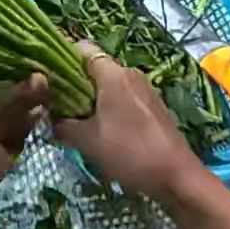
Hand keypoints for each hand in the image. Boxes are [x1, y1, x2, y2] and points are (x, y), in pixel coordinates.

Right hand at [53, 42, 206, 199]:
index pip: (81, 48)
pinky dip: (110, 104)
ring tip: (80, 117)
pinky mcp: (155, 107)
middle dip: (75, 80)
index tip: (49, 76)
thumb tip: (49, 120)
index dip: (62, 57)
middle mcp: (130, 74)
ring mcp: (145, 90)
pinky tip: (104, 128)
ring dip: (92, 95)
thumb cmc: (130, 152)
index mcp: (112, 74)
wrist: (181, 181)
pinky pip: (124, 95)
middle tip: (59, 101)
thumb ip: (62, 125)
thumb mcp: (87, 140)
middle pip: (94, 65)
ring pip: (109, 82)